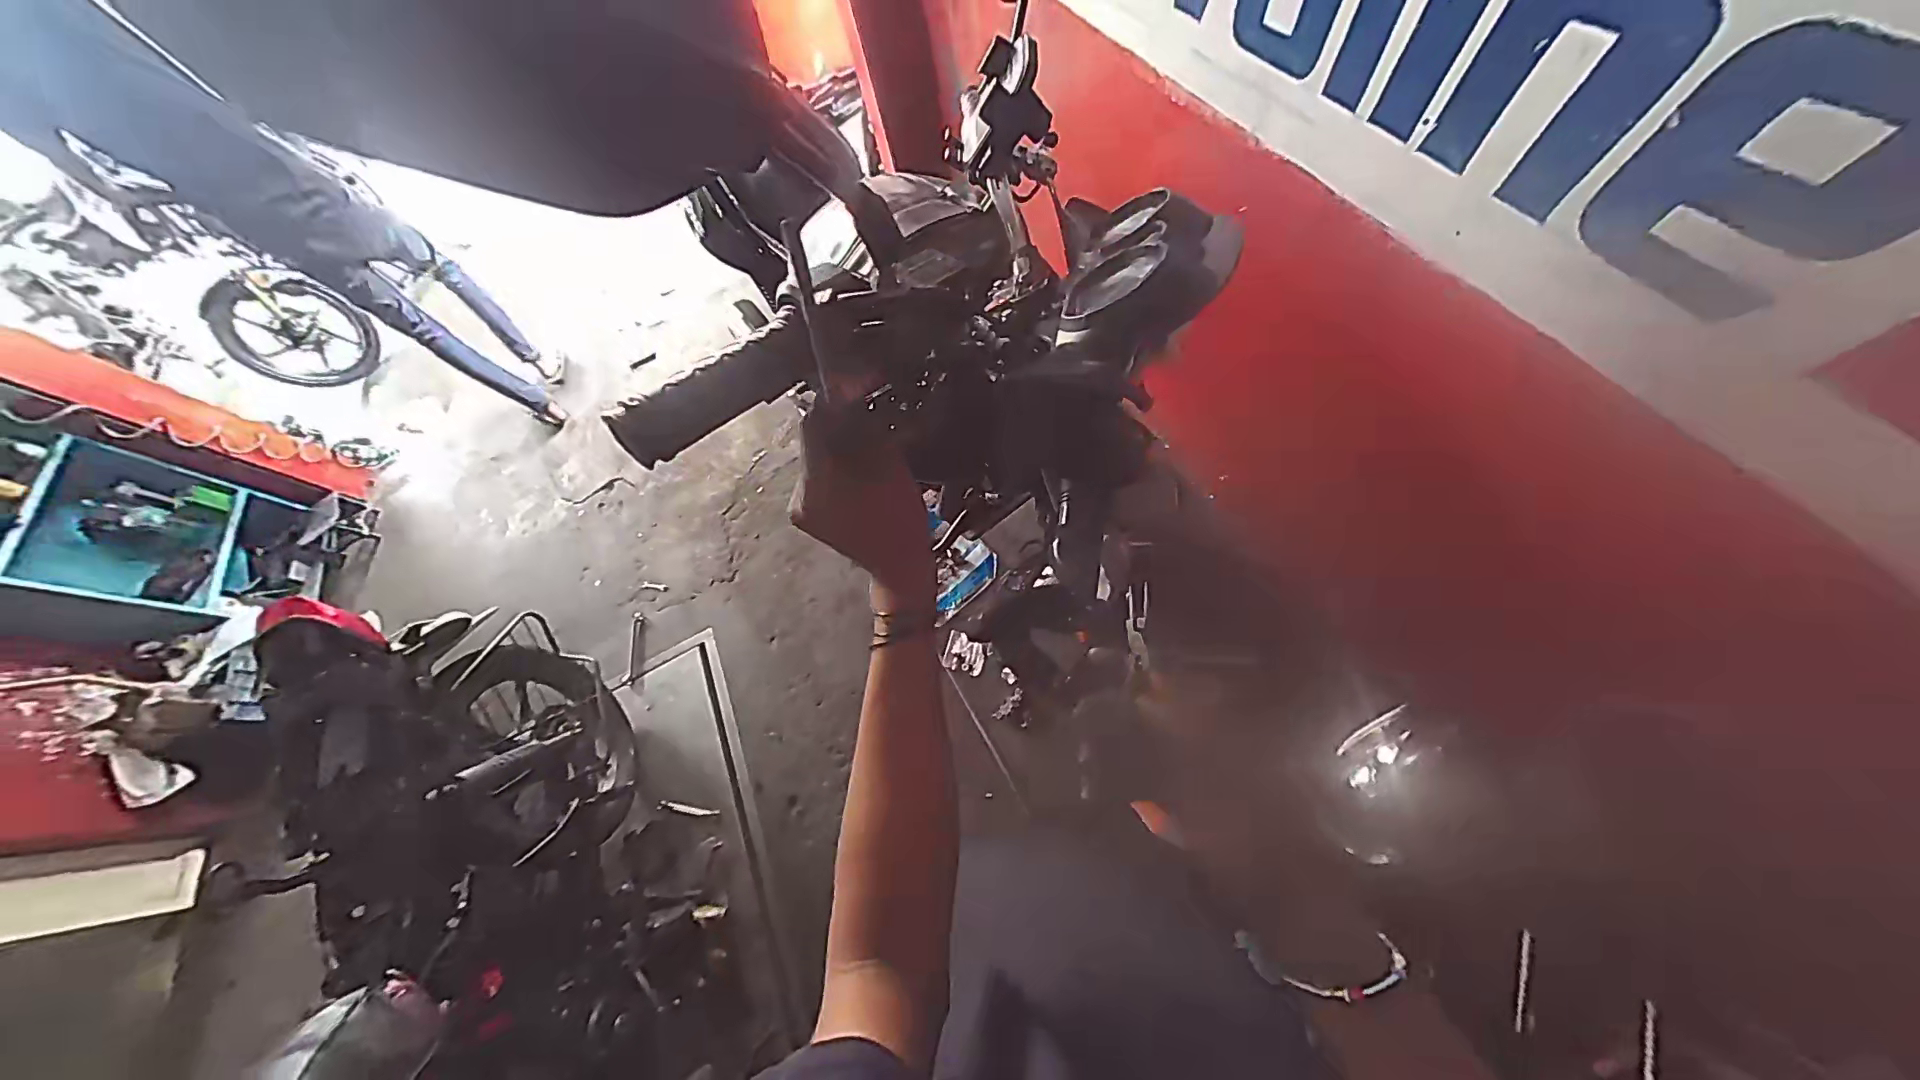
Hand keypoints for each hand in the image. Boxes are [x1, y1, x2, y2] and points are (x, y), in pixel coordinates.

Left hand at [789, 403, 934, 609]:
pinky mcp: (813, 515)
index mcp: (813, 486)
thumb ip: (864, 428)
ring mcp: (804, 508)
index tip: (856, 389)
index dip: (834, 403)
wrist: (900, 568)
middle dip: (838, 426)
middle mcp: (799, 496)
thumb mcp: (887, 468)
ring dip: (839, 445)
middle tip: (865, 414)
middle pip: (812, 443)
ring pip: (817, 459)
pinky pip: (822, 478)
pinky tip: (859, 466)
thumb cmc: (900, 521)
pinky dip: (839, 466)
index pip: (813, 426)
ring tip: (866, 440)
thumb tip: (849, 388)